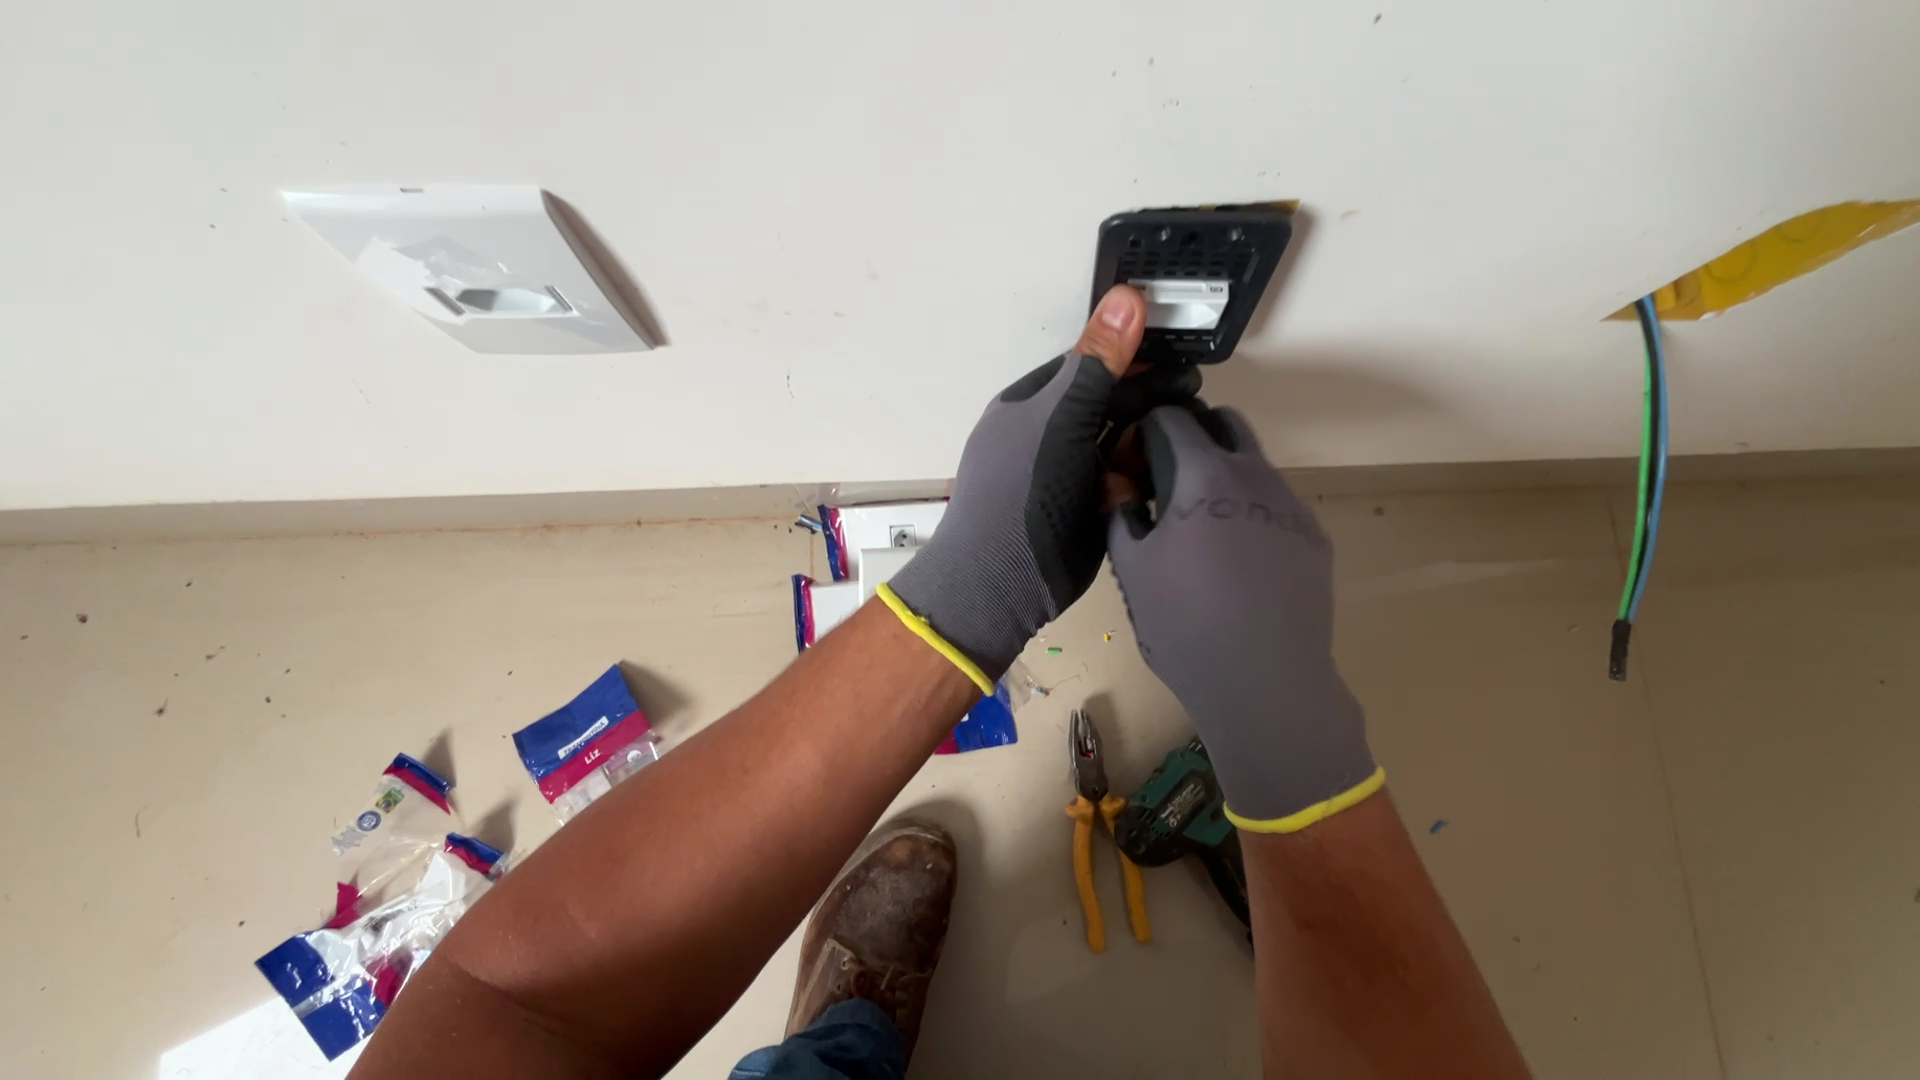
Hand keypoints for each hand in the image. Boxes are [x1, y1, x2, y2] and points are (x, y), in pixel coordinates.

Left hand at [882, 286, 1150, 690]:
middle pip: (1106, 405)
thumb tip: (1128, 296)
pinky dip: (1141, 472)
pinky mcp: (1085, 509)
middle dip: (1146, 397)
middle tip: (1192, 390)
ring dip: (1148, 436)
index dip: (1130, 355)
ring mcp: (1067, 475)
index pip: (1086, 367)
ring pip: (1118, 443)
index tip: (1174, 350)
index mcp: (1030, 405)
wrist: (1004, 576)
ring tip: (1188, 427)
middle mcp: (1048, 435)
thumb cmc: (1023, 486)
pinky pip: (1121, 480)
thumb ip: (1096, 363)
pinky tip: (1170, 466)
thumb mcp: (1060, 416)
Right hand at [1106, 405, 1380, 829]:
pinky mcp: (1314, 537)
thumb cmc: (1184, 622)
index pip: (1169, 416)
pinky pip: (1275, 502)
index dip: (1140, 432)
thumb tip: (1116, 482)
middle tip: (1163, 481)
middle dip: (1189, 435)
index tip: (1128, 468)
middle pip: (1223, 422)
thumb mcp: (1132, 568)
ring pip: (1253, 462)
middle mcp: (1255, 473)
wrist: (1266, 681)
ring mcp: (1291, 504)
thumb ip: (1119, 513)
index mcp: (1204, 472)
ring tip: (1198, 528)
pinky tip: (1236, 559)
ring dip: (1221, 472)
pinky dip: (1248, 508)